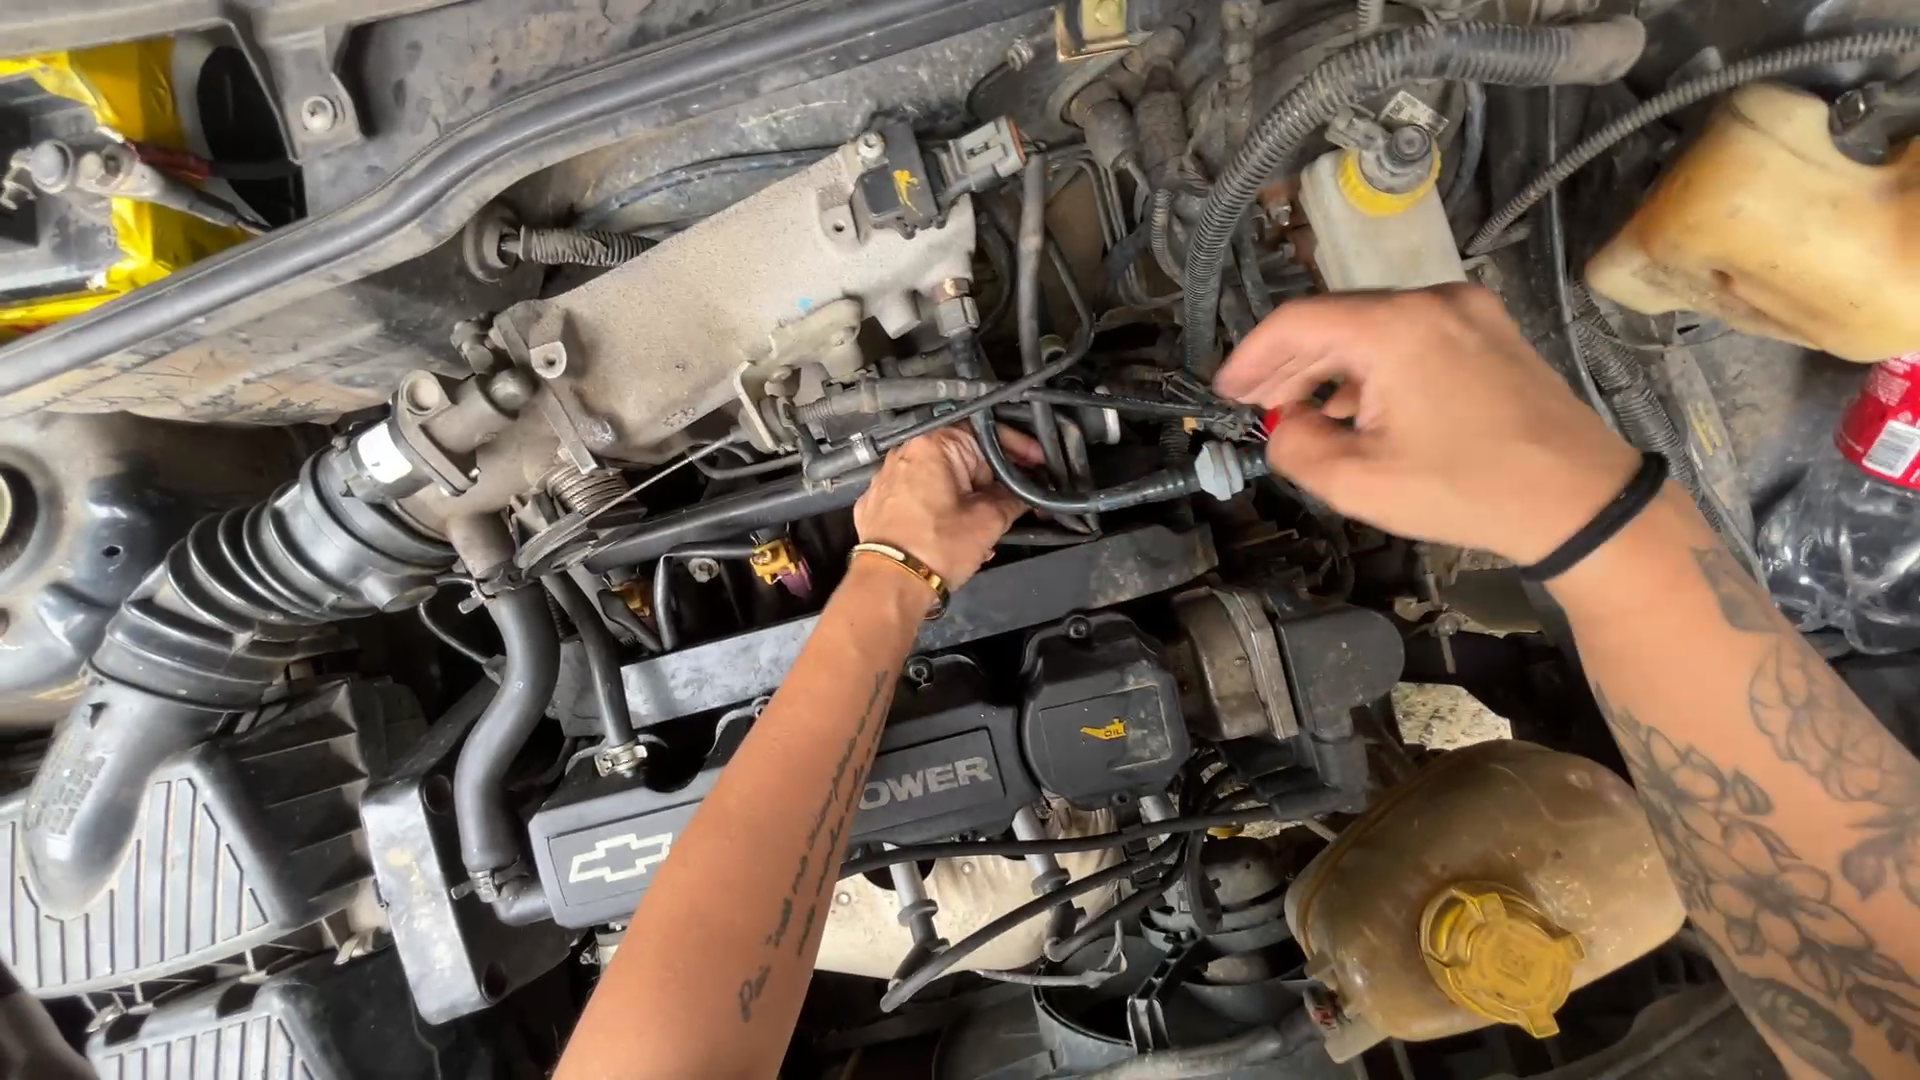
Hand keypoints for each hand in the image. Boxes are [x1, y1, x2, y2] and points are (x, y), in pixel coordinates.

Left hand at [853, 425, 1044, 588]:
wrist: (889, 584)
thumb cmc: (931, 551)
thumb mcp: (989, 521)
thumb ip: (1013, 498)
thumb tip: (1023, 494)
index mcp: (933, 446)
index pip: (987, 433)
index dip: (1018, 449)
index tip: (1034, 463)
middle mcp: (905, 455)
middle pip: (963, 456)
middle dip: (991, 478)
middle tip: (1013, 500)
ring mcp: (888, 479)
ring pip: (940, 478)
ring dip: (965, 495)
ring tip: (981, 524)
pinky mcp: (879, 504)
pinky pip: (918, 496)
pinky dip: (938, 508)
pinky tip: (951, 530)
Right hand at [1214, 285, 1640, 564]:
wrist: (1580, 500)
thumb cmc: (1465, 490)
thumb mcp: (1357, 482)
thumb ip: (1295, 449)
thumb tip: (1284, 428)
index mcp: (1395, 329)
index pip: (1296, 322)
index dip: (1250, 357)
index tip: (1225, 391)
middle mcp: (1431, 302)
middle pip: (1331, 321)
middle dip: (1284, 365)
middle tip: (1251, 404)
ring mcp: (1465, 312)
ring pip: (1367, 328)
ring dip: (1323, 367)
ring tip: (1292, 408)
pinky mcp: (1485, 331)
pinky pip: (1404, 337)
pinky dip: (1365, 367)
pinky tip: (1349, 405)